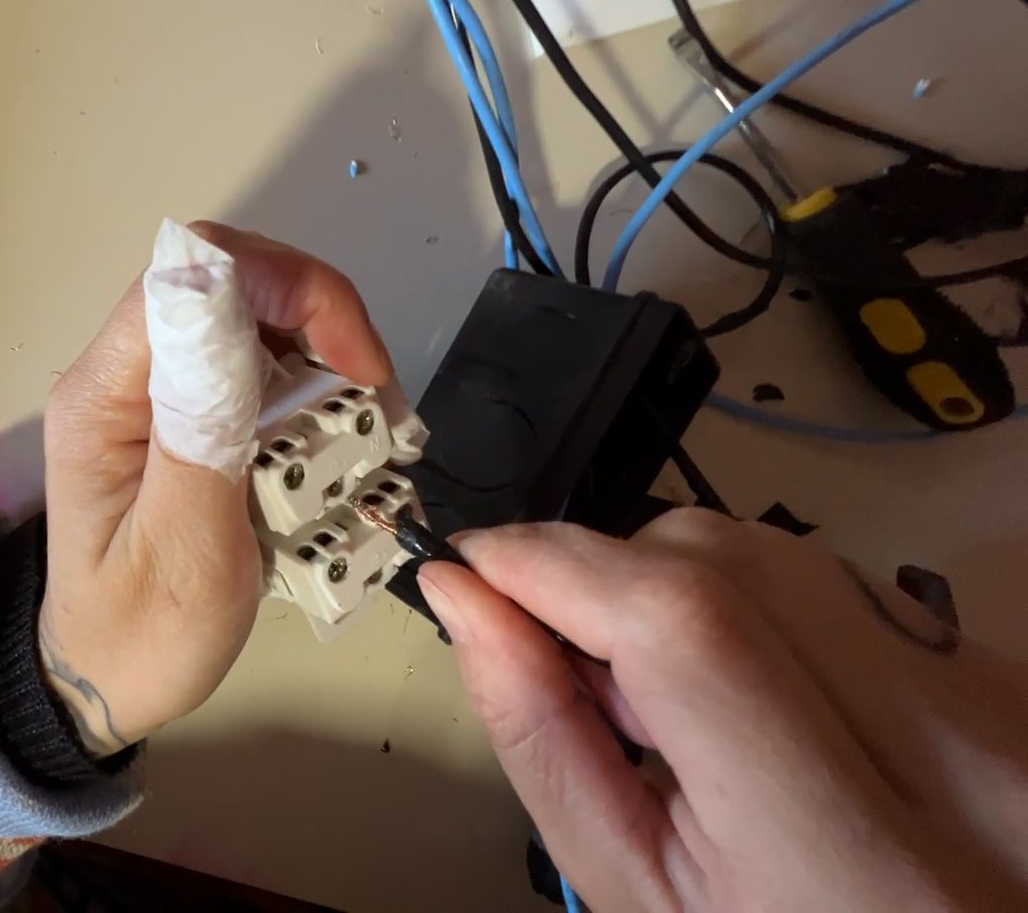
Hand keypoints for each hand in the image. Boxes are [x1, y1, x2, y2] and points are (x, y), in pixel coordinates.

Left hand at [38, 223, 392, 755]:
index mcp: (104, 395)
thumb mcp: (180, 549)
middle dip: (319, 328)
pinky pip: (253, 367)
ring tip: (362, 433)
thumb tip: (225, 304)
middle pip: (229, 287)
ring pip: (251, 323)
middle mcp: (121, 373)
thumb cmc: (139, 633)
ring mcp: (149, 391)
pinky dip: (307, 391)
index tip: (355, 364)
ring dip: (321, 363)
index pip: (189, 278)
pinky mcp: (178, 413)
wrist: (99, 675)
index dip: (286, 288)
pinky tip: (330, 442)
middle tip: (372, 407)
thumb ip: (202, 427)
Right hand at [417, 509, 1027, 910]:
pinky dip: (733, 594)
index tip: (470, 563)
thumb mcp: (626, 883)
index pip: (680, 629)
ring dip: (659, 578)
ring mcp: (1013, 714)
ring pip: (768, 550)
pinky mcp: (1011, 678)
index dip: (549, 565)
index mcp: (859, 871)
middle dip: (591, 569)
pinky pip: (824, 575)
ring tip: (659, 678)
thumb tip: (457, 591)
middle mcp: (978, 773)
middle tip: (563, 643)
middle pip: (721, 562)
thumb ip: (534, 731)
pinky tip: (738, 675)